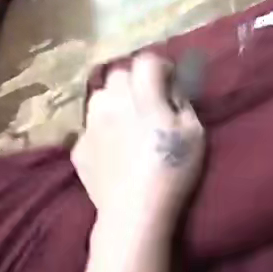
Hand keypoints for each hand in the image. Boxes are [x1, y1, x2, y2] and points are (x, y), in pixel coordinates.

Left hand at [72, 54, 205, 235]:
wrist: (135, 211)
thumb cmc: (173, 170)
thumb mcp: (194, 133)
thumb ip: (182, 103)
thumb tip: (171, 90)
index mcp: (142, 94)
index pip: (146, 61)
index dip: (160, 67)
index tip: (170, 81)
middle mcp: (111, 101)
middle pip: (119, 74)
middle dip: (135, 81)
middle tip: (150, 102)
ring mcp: (90, 124)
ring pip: (99, 97)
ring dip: (114, 102)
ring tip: (128, 122)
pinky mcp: (78, 148)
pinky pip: (90, 128)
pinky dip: (102, 131)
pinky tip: (114, 150)